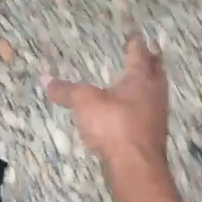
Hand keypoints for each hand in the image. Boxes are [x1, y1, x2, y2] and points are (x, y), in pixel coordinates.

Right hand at [46, 33, 169, 166]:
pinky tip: (134, 108)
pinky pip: (150, 111)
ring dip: (151, 84)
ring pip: (156, 94)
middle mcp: (153, 96)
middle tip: (151, 52)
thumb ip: (66, 90)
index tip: (138, 34)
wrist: (135, 167)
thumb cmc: (113, 124)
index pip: (140, 56)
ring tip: (145, 78)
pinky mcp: (151, 136)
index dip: (137, 44)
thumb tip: (46, 79)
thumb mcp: (83, 101)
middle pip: (156, 75)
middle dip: (153, 63)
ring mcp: (156, 118)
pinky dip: (144, 103)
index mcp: (140, 81)